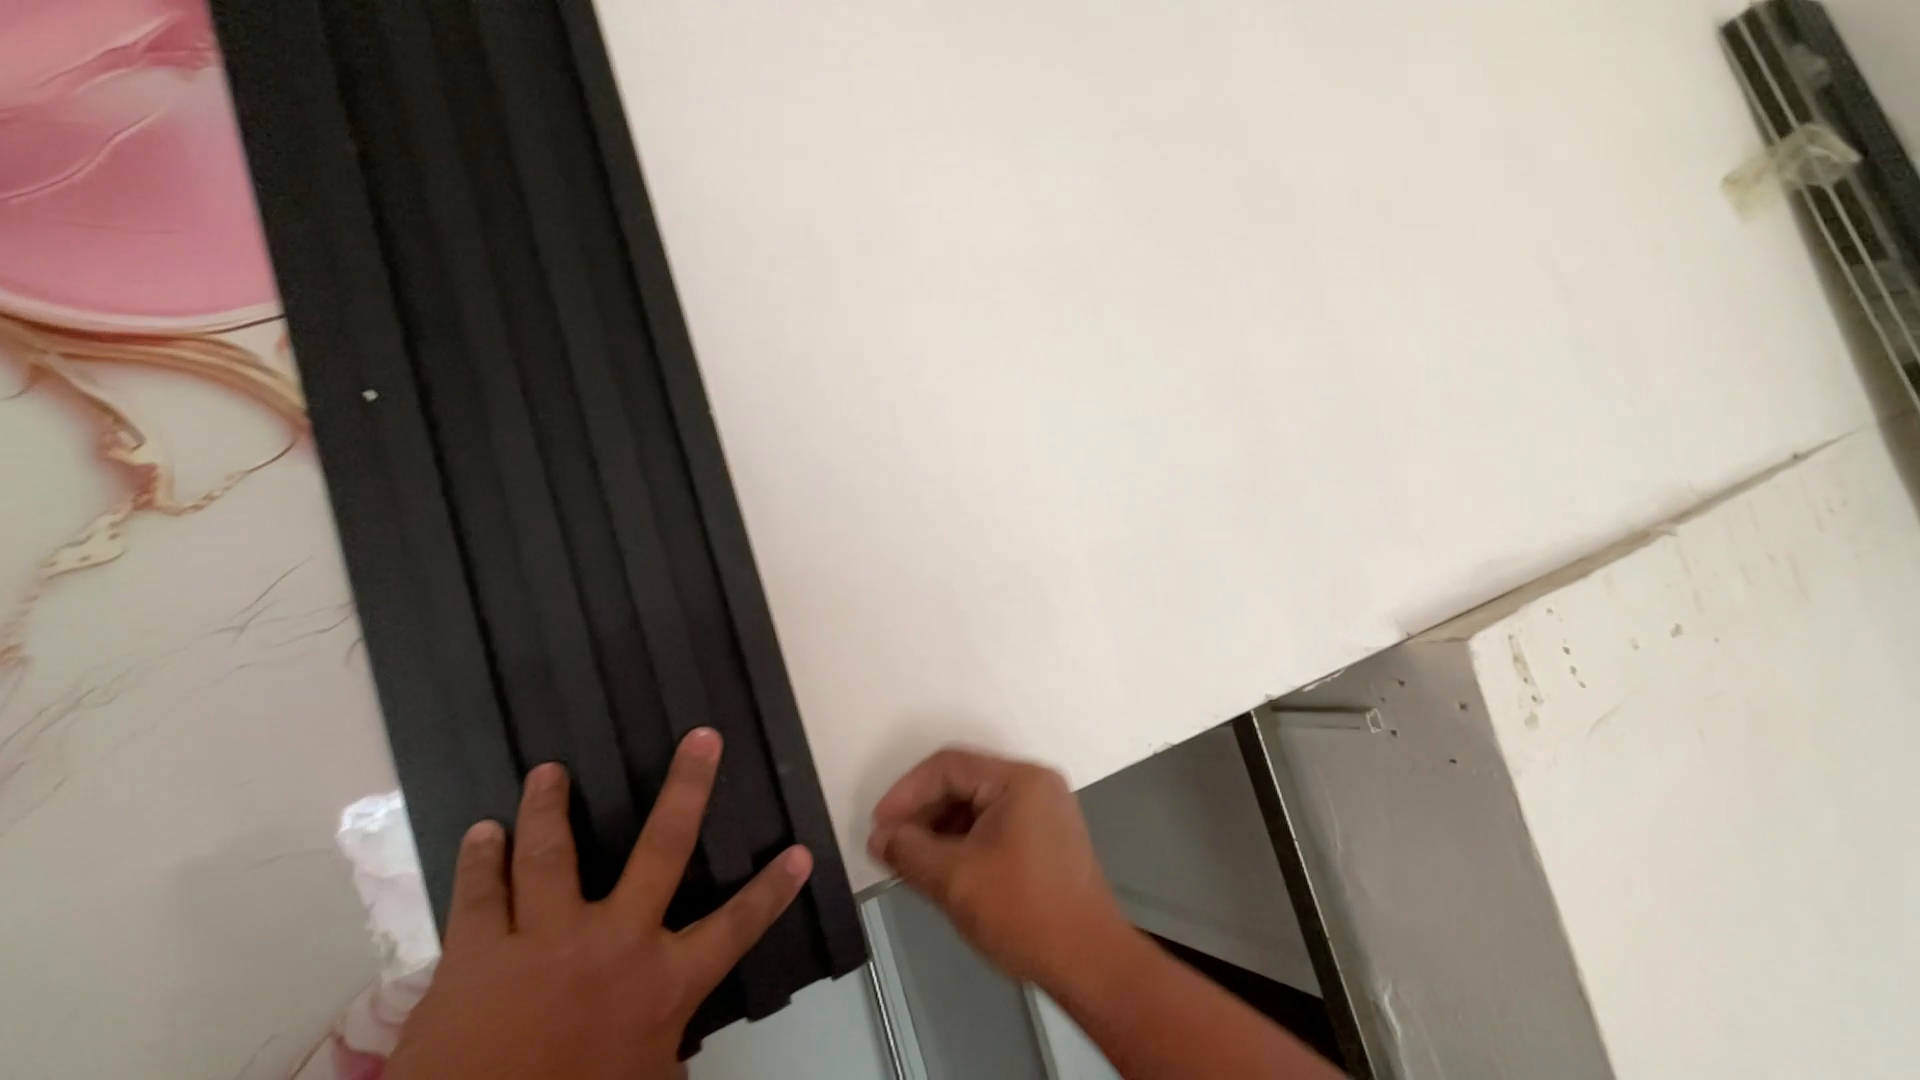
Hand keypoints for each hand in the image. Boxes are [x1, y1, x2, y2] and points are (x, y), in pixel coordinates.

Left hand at [385, 729, 813, 1079]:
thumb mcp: (644, 1078)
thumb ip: (663, 1048)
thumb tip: (675, 1045)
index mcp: (662, 982)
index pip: (735, 928)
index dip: (772, 891)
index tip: (799, 852)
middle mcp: (614, 942)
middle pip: (661, 849)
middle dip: (687, 789)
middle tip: (702, 738)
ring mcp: (545, 938)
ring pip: (551, 853)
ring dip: (548, 809)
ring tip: (547, 773)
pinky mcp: (480, 951)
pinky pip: (481, 892)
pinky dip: (479, 860)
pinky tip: (481, 833)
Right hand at [868, 748, 1130, 985]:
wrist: (1090, 963)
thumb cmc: (1025, 913)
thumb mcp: (955, 880)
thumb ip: (909, 851)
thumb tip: (880, 838)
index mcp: (1020, 780)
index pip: (949, 766)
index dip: (906, 793)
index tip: (879, 826)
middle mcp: (1036, 785)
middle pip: (964, 782)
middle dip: (922, 812)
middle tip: (890, 844)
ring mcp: (1045, 811)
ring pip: (977, 805)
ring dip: (940, 829)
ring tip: (911, 860)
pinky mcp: (1047, 839)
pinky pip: (994, 824)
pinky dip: (964, 842)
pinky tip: (942, 868)